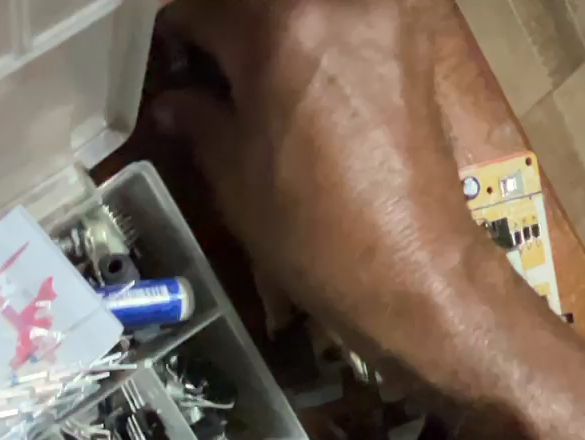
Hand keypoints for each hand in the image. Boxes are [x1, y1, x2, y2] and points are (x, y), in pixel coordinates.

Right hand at [153, 0, 495, 366]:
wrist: (404, 268)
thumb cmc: (309, 234)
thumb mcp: (237, 181)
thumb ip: (200, 123)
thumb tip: (172, 102)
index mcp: (278, 30)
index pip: (208, 11)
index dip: (180, 33)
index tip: (171, 55)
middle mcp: (335, 0)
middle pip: (263, 3)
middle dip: (232, 24)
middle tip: (216, 63)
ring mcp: (383, 12)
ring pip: (310, 6)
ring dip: (278, 27)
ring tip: (261, 70)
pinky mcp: (413, 36)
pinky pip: (351, 18)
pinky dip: (321, 34)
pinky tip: (307, 72)